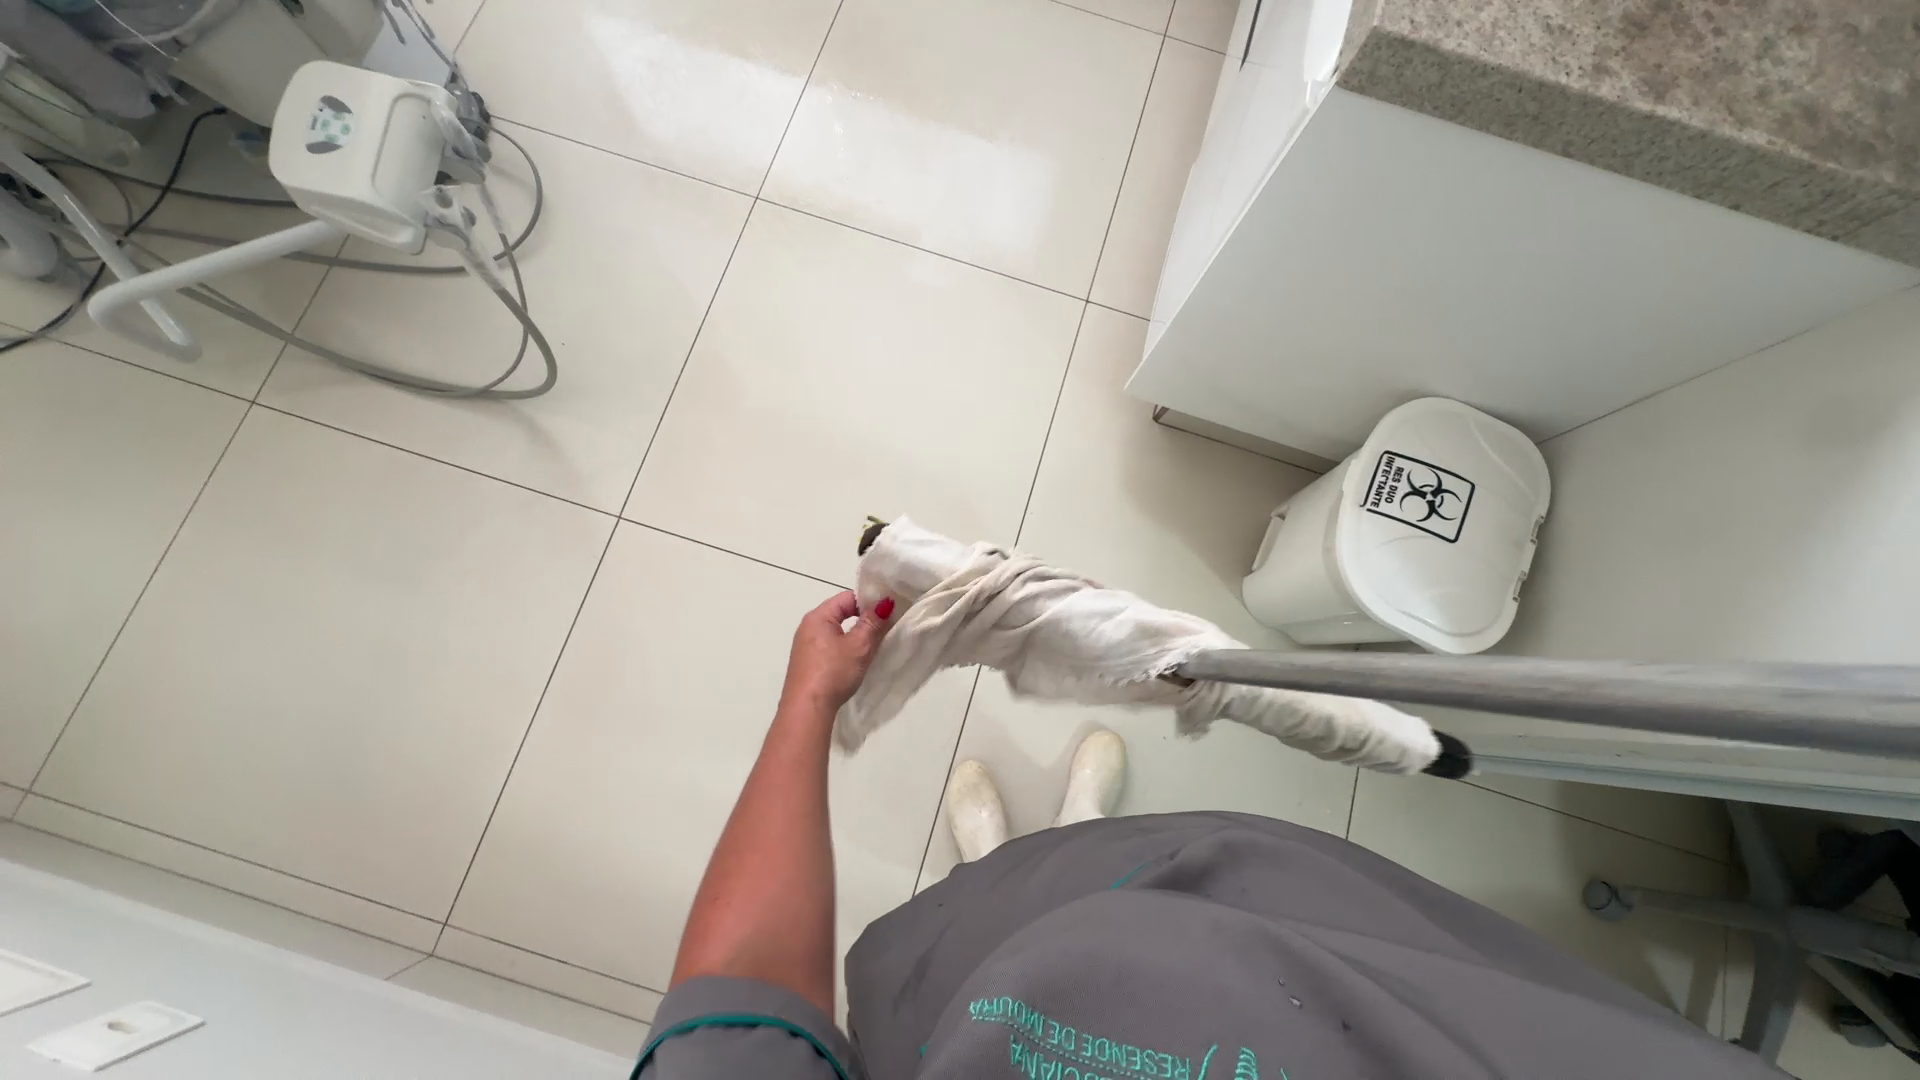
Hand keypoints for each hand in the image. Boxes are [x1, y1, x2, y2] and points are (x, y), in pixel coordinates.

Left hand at [781, 591, 893, 712]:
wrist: (807, 709)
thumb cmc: (833, 672)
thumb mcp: (858, 646)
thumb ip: (873, 623)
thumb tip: (885, 602)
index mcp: (818, 616)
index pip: (847, 597)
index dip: (869, 601)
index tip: (889, 610)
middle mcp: (808, 626)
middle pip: (840, 612)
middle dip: (863, 618)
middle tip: (885, 627)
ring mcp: (805, 645)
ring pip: (836, 631)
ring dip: (854, 634)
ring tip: (874, 644)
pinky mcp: (807, 663)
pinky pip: (829, 646)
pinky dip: (844, 647)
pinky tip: (855, 660)